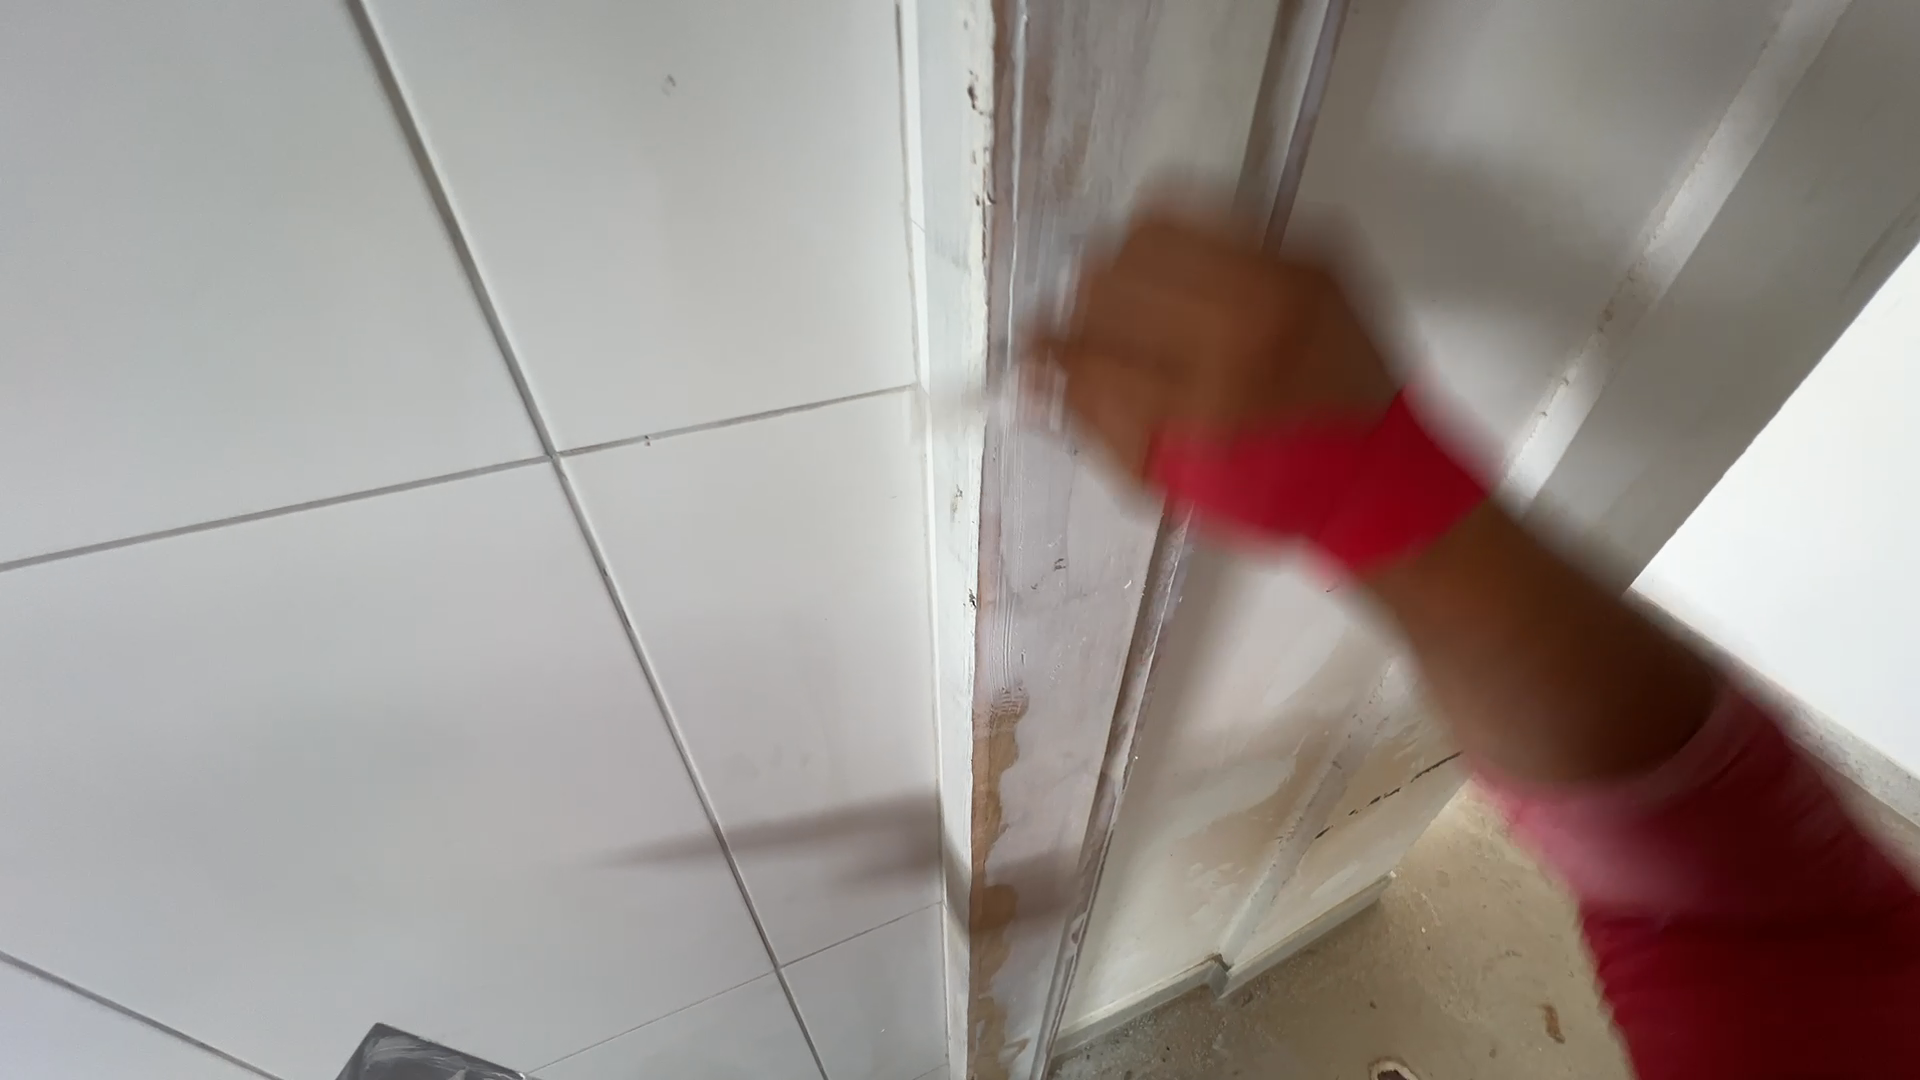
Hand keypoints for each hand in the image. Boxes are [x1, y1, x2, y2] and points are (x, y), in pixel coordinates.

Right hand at [1034, 212, 1398, 477]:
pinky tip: (1173, 281)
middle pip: (1106, 281)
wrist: (1380, 474)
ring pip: (1148, 233)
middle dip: (1079, 313)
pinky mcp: (1307, 251)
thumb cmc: (1268, 496)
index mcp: (1202, 401)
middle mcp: (1240, 326)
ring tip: (1129, 305)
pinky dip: (1170, 248)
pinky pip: (1208, 217)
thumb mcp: (1174, 487)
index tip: (1030, 356)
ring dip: (1119, 271)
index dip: (1043, 352)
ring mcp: (1281, 278)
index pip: (1087, 352)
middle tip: (1085, 337)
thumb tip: (1033, 376)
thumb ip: (1099, 424)